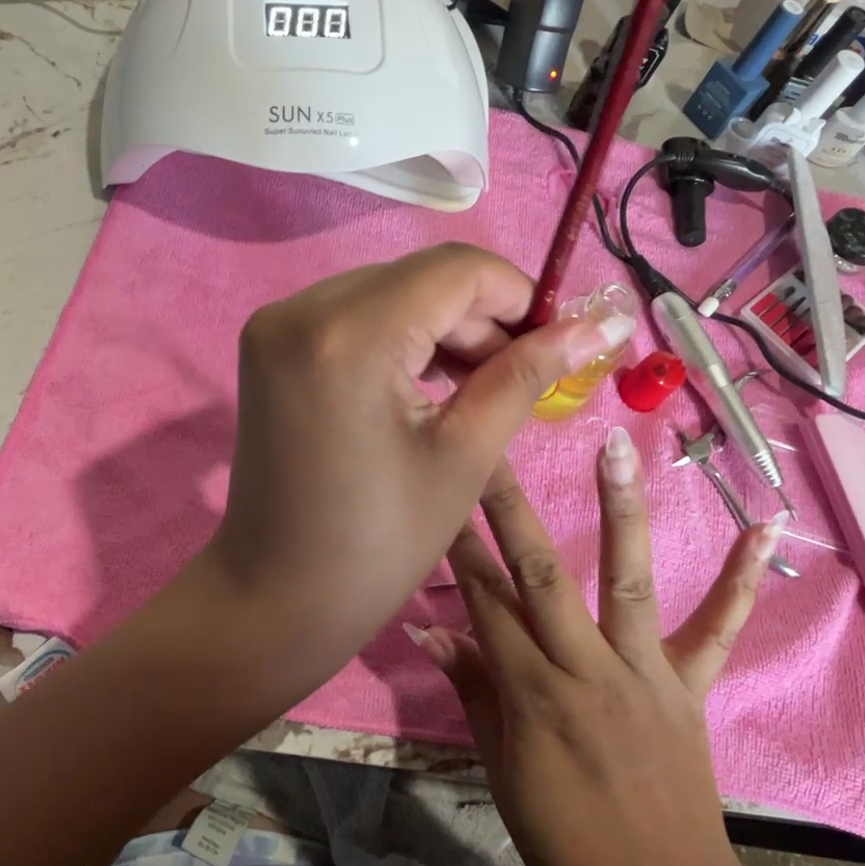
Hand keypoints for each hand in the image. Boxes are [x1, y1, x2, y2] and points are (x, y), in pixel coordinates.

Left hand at [204, 242, 632, 677]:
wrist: (275, 595)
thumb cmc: (377, 543)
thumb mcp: (464, 456)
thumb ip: (525, 376)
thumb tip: (596, 326)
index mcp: (351, 336)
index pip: (455, 270)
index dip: (518, 294)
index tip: (557, 339)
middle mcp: (302, 310)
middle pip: (419, 277)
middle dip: (481, 315)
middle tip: (524, 371)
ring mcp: (276, 325)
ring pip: (387, 292)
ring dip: (441, 326)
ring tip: (480, 383)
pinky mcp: (269, 345)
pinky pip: (351, 315)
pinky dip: (397, 336)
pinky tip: (428, 381)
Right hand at [409, 429, 814, 865]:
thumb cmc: (563, 838)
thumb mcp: (500, 767)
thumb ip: (472, 689)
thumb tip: (425, 629)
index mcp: (530, 692)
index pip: (484, 601)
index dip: (458, 545)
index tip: (443, 490)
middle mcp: (585, 668)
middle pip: (539, 574)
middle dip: (510, 505)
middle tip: (495, 443)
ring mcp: (645, 673)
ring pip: (625, 580)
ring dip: (621, 509)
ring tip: (616, 446)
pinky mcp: (691, 687)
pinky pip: (718, 630)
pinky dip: (741, 577)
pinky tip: (768, 523)